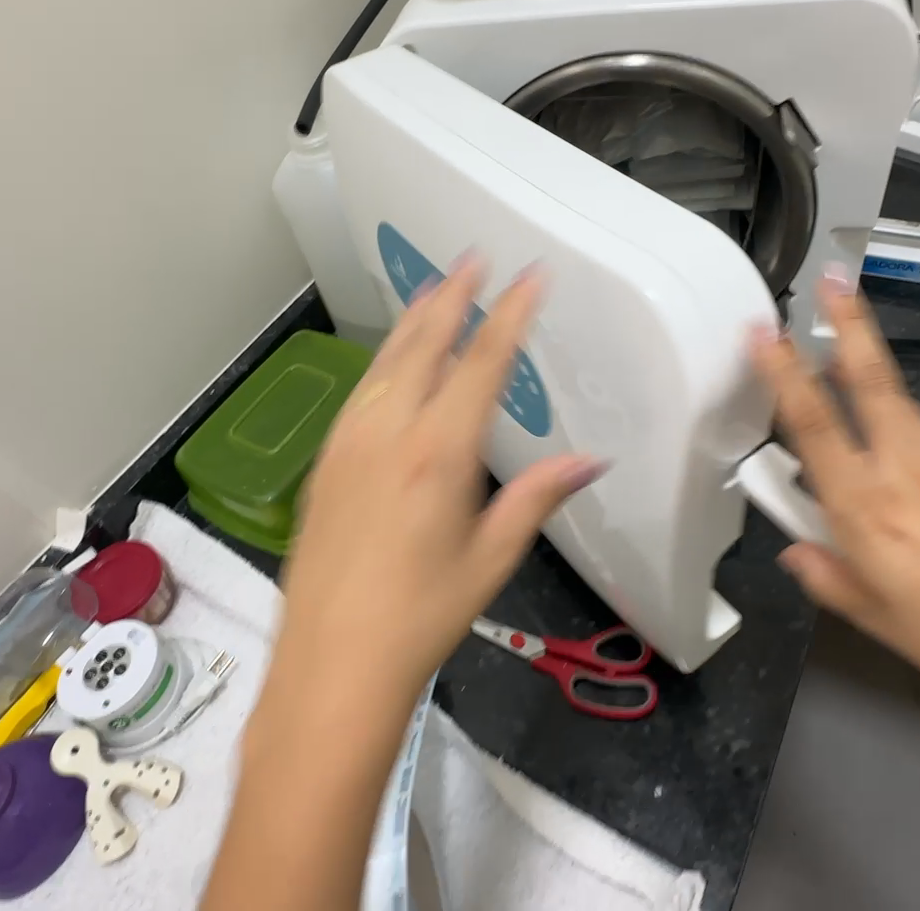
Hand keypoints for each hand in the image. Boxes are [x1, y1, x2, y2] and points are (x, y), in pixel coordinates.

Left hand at [276, 258, 604, 700]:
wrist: (332, 662)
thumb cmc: (422, 616)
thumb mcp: (491, 559)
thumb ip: (537, 497)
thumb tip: (592, 461)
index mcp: (438, 452)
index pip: (482, 363)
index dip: (510, 314)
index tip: (531, 276)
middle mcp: (389, 432)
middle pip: (424, 344)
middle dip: (453, 295)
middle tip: (474, 257)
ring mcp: (349, 442)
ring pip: (385, 361)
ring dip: (414, 319)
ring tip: (435, 288)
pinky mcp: (327, 461)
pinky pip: (362, 391)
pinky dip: (384, 359)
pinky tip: (392, 358)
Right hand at [748, 273, 919, 731]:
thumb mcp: (874, 618)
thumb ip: (826, 574)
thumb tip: (801, 550)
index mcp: (866, 509)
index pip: (812, 423)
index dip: (783, 371)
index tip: (765, 332)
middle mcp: (911, 473)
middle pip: (872, 382)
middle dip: (849, 325)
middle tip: (834, 281)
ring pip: (908, 418)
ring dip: (880, 408)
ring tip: (871, 439)